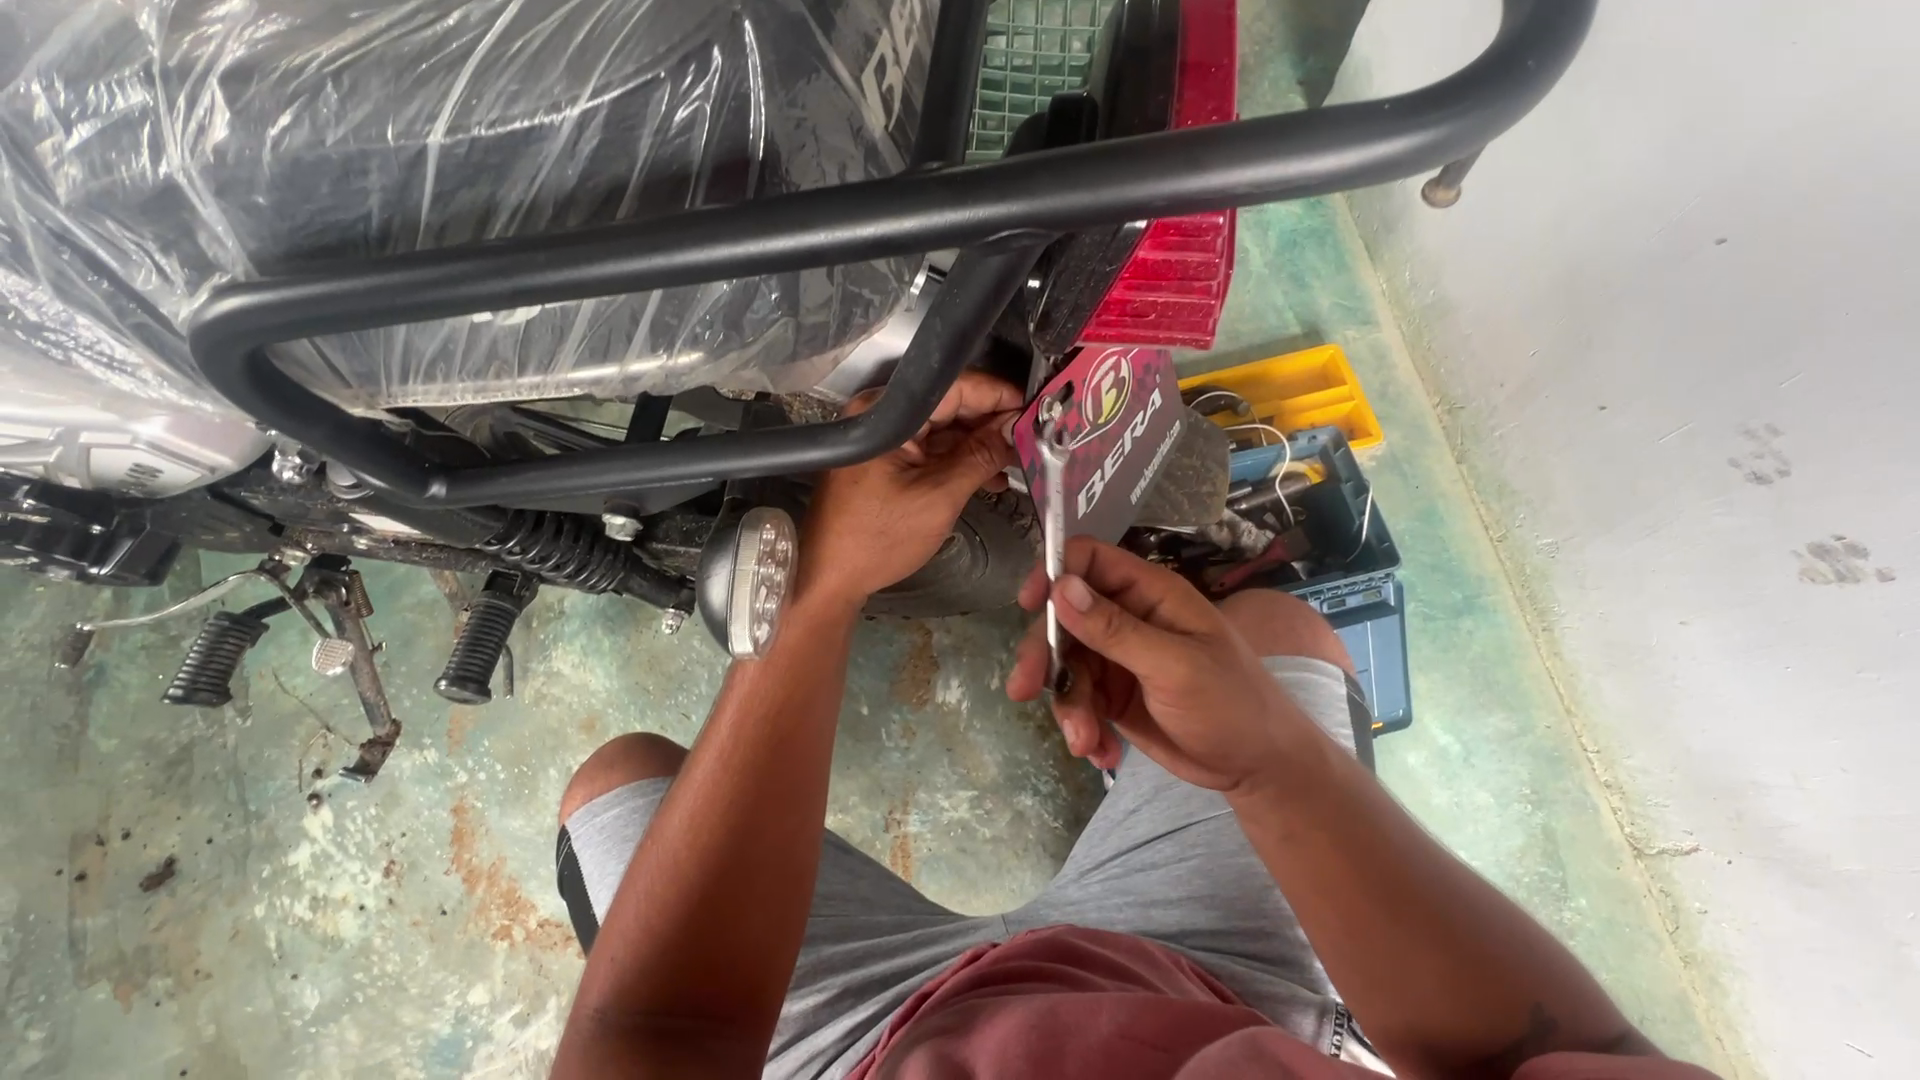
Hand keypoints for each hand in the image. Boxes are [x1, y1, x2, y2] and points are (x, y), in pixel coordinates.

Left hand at [800, 371, 1021, 607]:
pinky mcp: (886, 460)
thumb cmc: (876, 540)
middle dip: (992, 423)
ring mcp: (884, 439)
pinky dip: (959, 461)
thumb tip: (1015, 430)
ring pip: (945, 429)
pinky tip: (989, 477)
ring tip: (1016, 462)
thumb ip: (980, 457)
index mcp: (888, 414)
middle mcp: (882, 416)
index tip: (1033, 410)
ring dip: (980, 445)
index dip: (998, 396)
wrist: (829, 578)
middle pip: (951, 405)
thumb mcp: (938, 497)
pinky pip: (931, 449)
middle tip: (1030, 439)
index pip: (956, 387)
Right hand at [1007, 537, 1321, 791]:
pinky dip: (1083, 728)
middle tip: (1023, 688)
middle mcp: (1128, 619)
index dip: (1054, 573)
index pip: (1089, 560)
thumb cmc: (1233, 704)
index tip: (1030, 605)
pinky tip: (1101, 753)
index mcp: (1150, 594)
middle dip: (1042, 655)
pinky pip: (1079, 702)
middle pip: (1064, 619)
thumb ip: (1115, 629)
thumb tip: (1061, 587)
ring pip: (1065, 667)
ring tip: (1084, 742)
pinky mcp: (1113, 697)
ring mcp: (1118, 659)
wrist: (1258, 768)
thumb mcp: (1174, 666)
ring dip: (1068, 705)